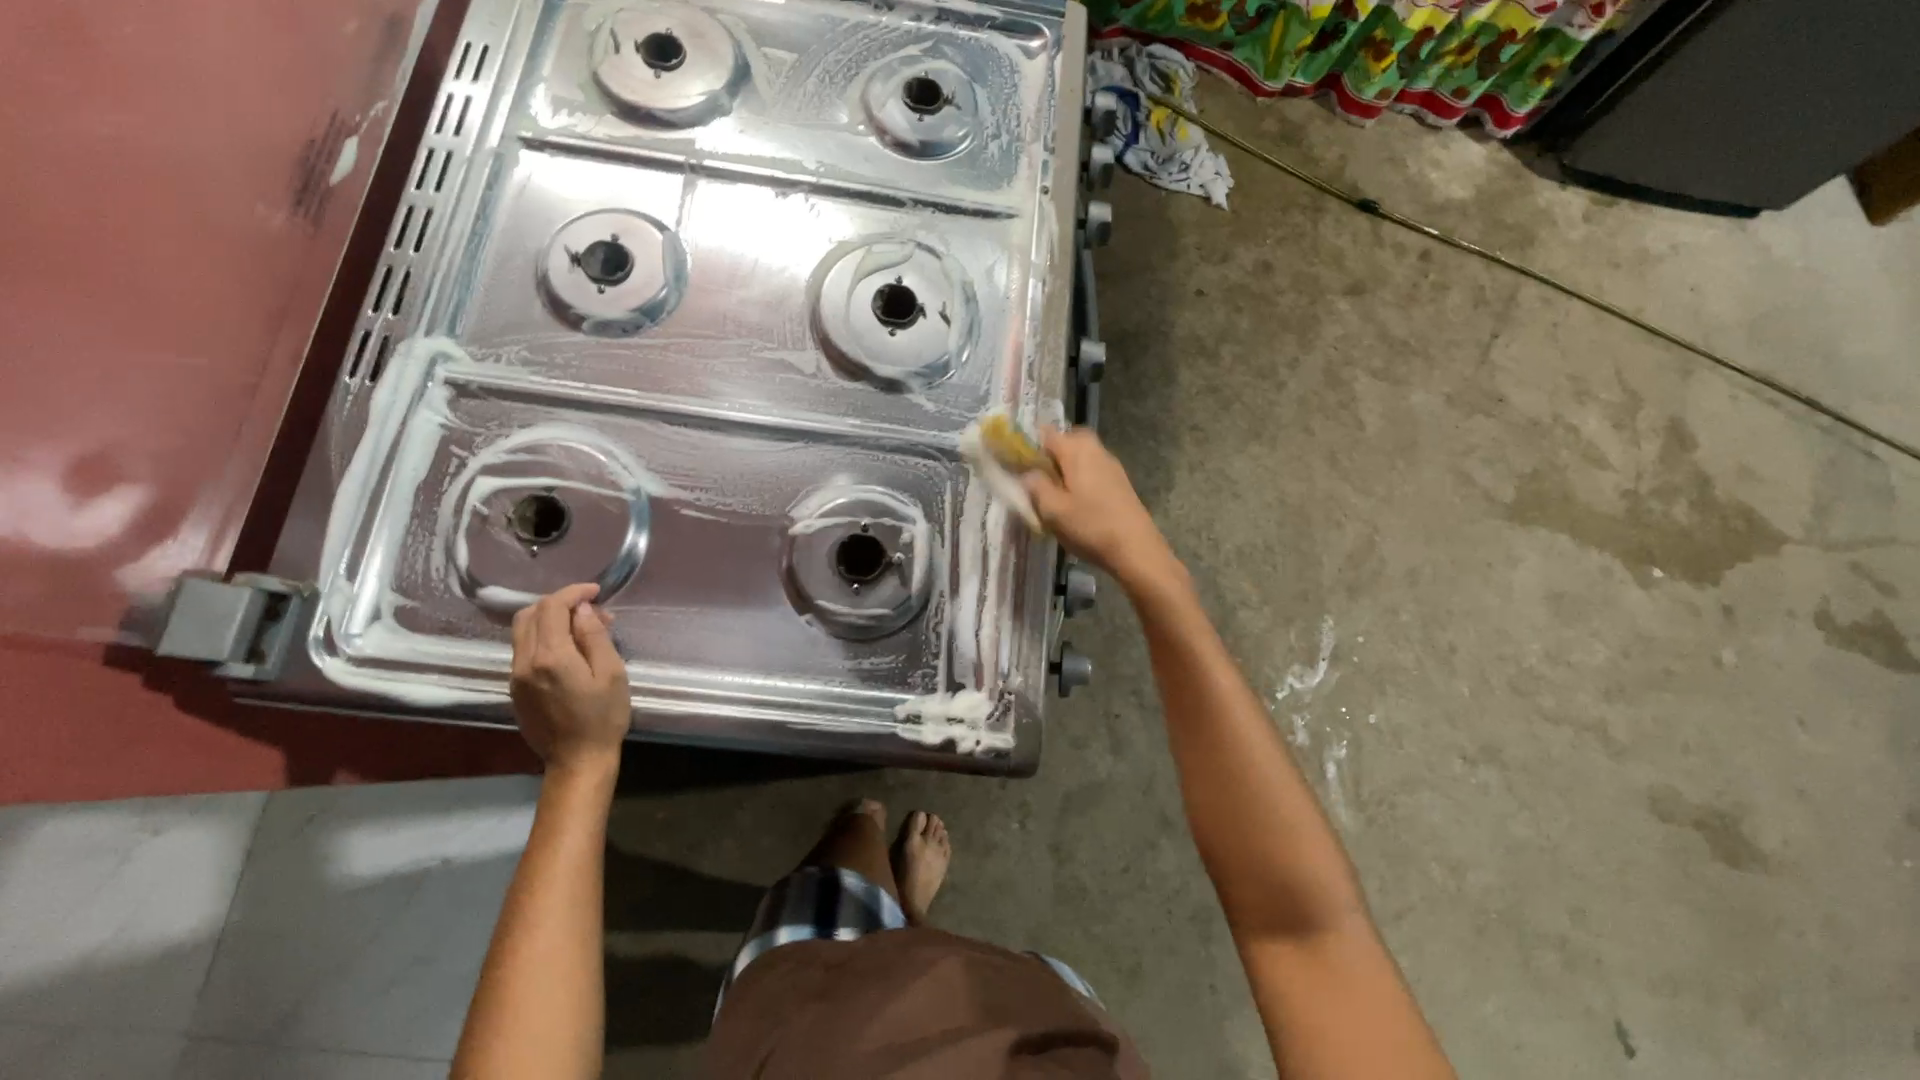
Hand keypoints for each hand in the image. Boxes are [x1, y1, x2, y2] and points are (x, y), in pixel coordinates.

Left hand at [509, 584, 630, 774]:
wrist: (577, 761)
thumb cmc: (603, 718)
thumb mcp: (611, 673)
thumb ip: (594, 637)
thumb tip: (582, 610)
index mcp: (550, 656)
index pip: (552, 607)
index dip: (574, 592)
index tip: (596, 591)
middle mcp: (525, 661)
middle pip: (531, 613)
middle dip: (559, 602)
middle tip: (590, 610)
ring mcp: (515, 676)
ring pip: (522, 630)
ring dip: (549, 619)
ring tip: (580, 627)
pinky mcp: (515, 688)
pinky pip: (523, 649)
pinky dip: (543, 637)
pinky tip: (567, 648)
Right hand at [1023, 428, 1181, 589]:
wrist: (1136, 548)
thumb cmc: (1090, 526)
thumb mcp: (1052, 509)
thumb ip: (1035, 486)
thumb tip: (1028, 473)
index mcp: (1076, 451)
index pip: (1047, 433)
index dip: (1029, 444)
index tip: (1016, 461)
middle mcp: (1096, 450)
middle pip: (1069, 439)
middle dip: (1052, 452)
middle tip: (1038, 474)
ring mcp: (1111, 466)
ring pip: (1083, 455)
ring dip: (1067, 466)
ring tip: (1055, 492)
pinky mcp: (1120, 483)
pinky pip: (1093, 469)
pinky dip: (1081, 477)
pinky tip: (1076, 501)